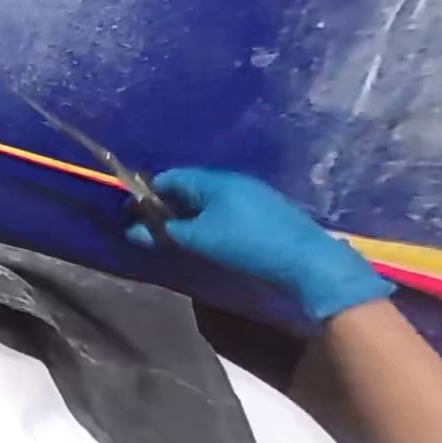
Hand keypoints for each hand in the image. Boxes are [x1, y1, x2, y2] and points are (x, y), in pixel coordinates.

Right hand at [126, 168, 392, 321]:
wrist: (310, 264)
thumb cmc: (246, 244)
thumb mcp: (197, 240)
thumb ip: (161, 233)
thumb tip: (131, 231)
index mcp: (214, 180)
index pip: (168, 178)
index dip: (146, 194)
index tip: (133, 217)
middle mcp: (232, 181)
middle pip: (186, 187)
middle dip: (165, 207)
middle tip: (152, 231)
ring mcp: (251, 195)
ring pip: (205, 200)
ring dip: (186, 216)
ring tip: (177, 238)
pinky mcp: (264, 211)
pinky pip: (223, 209)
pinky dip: (207, 221)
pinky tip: (206, 240)